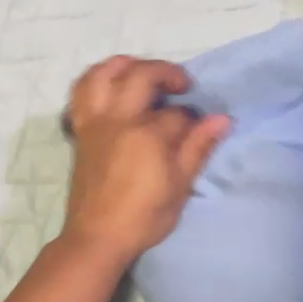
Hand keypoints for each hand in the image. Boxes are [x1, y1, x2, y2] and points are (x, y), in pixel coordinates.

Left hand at [60, 57, 230, 264]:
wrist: (97, 236)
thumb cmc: (143, 217)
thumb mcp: (179, 186)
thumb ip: (198, 147)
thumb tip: (221, 119)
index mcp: (148, 134)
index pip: (178, 114)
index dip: (194, 119)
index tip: (199, 129)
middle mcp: (119, 119)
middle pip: (142, 75)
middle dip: (167, 73)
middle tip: (182, 86)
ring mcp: (96, 122)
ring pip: (104, 74)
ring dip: (125, 65)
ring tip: (142, 73)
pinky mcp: (81, 130)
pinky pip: (81, 93)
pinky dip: (95, 81)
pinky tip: (111, 86)